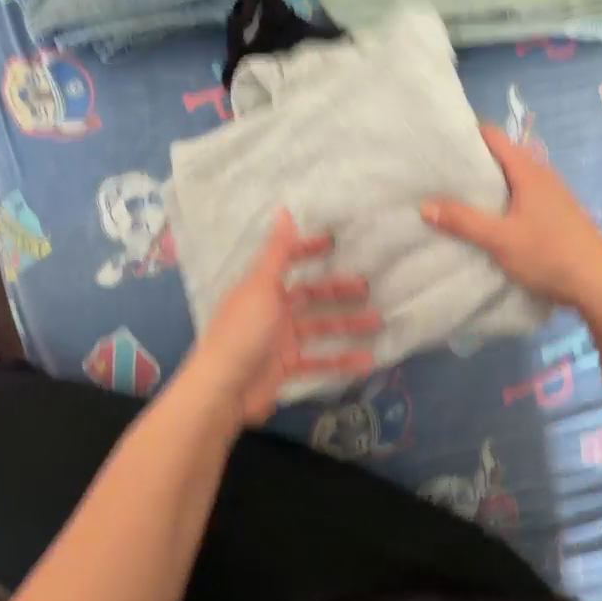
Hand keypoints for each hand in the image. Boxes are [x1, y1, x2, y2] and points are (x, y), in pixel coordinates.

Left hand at [179, 210, 380, 425]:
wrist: (223, 391)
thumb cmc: (241, 332)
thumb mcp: (260, 287)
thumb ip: (276, 252)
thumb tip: (283, 209)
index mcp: (260, 287)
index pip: (286, 261)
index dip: (307, 250)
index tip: (334, 243)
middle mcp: (270, 310)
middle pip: (309, 295)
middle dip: (337, 291)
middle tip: (367, 286)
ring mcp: (279, 340)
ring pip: (319, 327)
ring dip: (347, 324)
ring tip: (378, 321)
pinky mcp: (286, 368)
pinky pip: (319, 360)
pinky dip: (342, 360)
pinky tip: (367, 360)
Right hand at [421, 124, 601, 307]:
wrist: (598, 284)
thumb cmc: (549, 254)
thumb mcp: (499, 239)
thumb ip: (463, 221)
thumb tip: (425, 204)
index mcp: (528, 171)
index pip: (494, 136)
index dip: (467, 134)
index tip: (440, 141)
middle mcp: (542, 176)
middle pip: (502, 157)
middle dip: (473, 162)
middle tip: (439, 172)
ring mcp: (552, 196)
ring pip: (513, 180)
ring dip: (488, 185)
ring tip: (457, 196)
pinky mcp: (556, 216)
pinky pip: (522, 198)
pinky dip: (502, 201)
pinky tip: (488, 220)